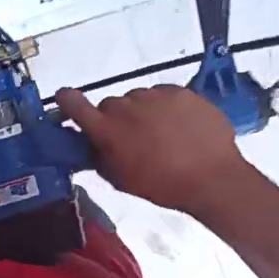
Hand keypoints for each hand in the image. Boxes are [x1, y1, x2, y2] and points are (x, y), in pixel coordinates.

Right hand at [54, 85, 256, 216]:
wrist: (212, 177)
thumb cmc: (163, 186)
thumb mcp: (123, 179)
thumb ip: (101, 158)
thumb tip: (93, 147)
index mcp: (107, 129)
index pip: (74, 105)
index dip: (67, 102)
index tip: (66, 101)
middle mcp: (127, 106)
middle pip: (112, 105)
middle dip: (117, 119)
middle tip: (134, 139)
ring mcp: (155, 95)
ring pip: (140, 99)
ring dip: (144, 112)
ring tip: (164, 135)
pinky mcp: (181, 91)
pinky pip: (166, 95)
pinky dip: (168, 108)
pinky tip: (182, 127)